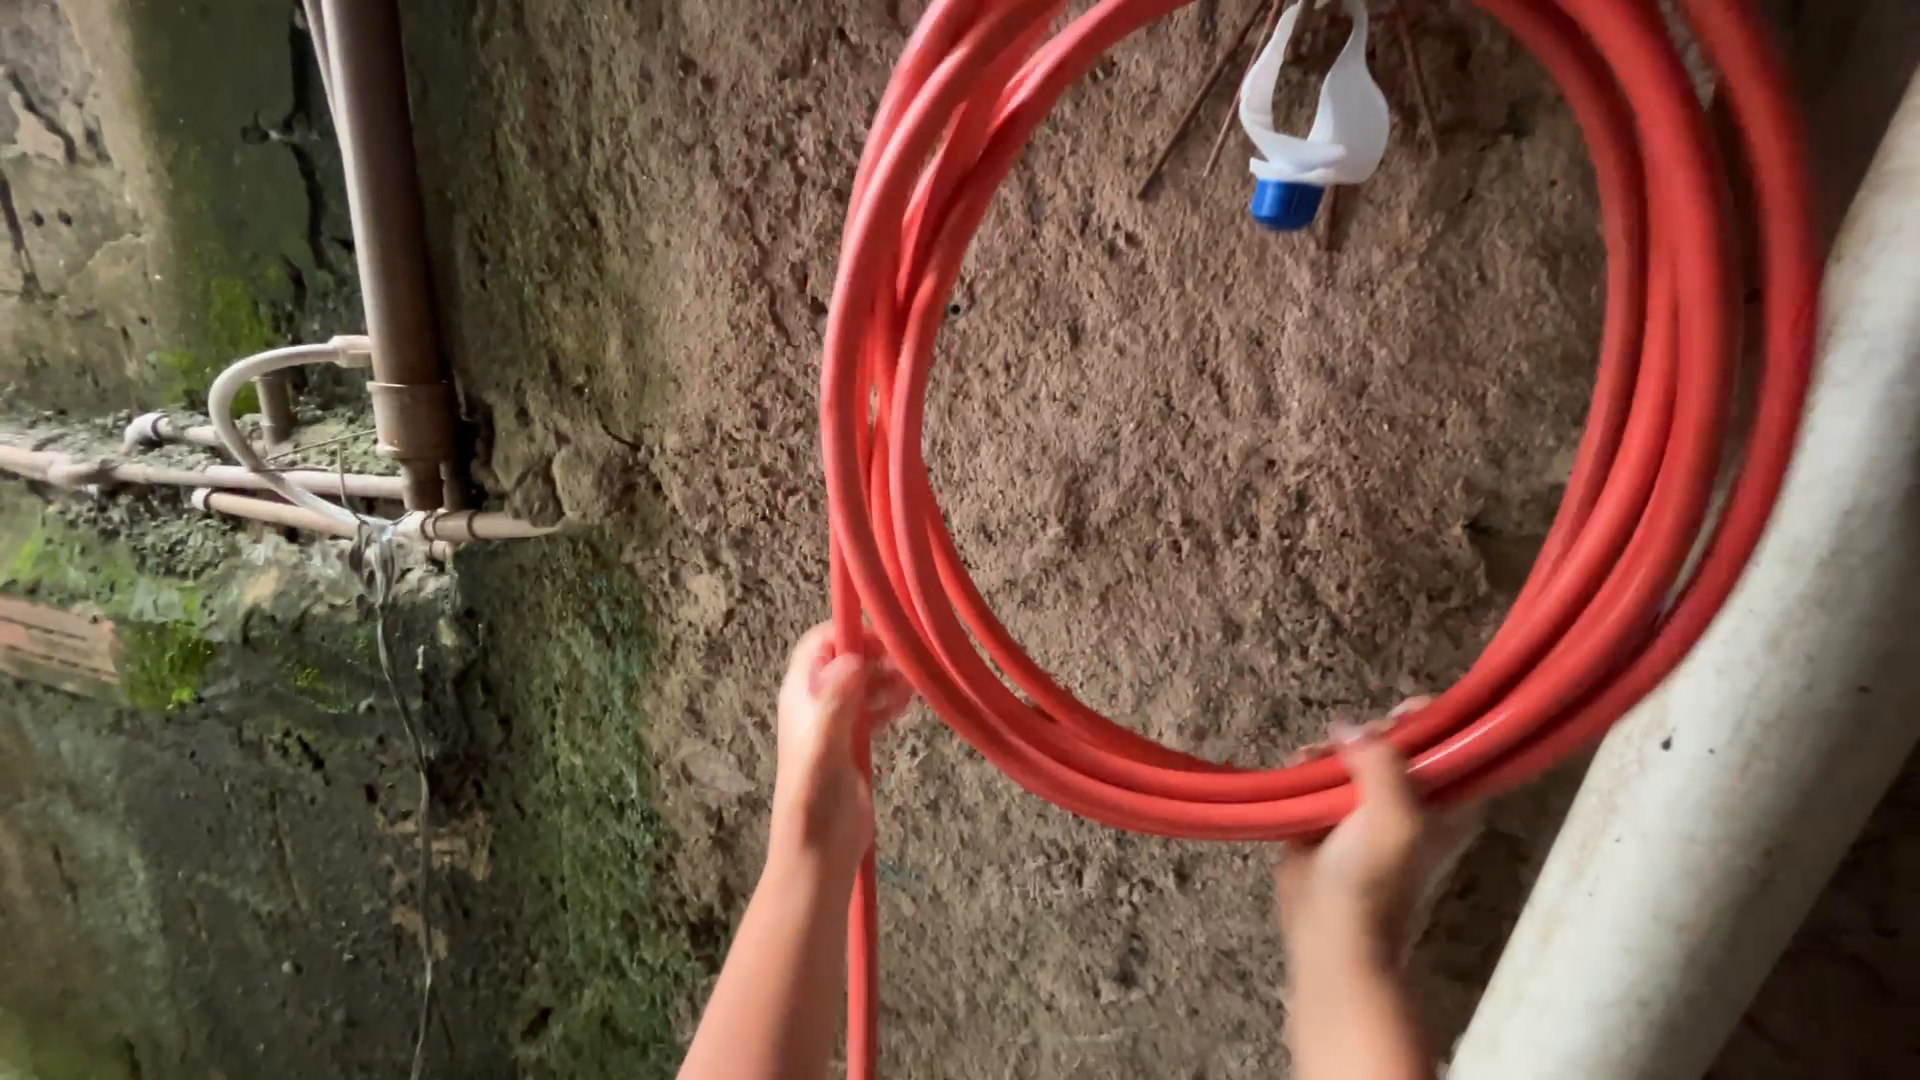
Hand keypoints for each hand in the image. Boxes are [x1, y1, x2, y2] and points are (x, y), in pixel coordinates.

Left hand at [769, 623, 913, 872]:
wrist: (819, 847)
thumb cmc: (814, 793)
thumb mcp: (824, 742)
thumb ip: (836, 699)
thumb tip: (853, 657)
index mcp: (800, 693)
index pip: (820, 642)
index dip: (850, 633)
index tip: (885, 637)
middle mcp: (815, 700)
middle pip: (846, 659)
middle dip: (876, 654)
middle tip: (908, 662)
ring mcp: (834, 721)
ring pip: (863, 682)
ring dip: (887, 676)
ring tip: (914, 683)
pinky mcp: (852, 741)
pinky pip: (872, 707)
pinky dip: (889, 700)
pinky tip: (908, 704)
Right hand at [1275, 705, 1480, 963]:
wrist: (1331, 929)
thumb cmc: (1376, 878)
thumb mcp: (1395, 817)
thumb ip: (1384, 763)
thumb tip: (1349, 728)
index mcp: (1449, 805)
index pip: (1452, 746)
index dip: (1430, 722)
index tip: (1397, 715)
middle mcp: (1412, 801)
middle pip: (1396, 743)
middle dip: (1368, 734)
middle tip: (1348, 742)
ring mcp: (1368, 808)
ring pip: (1353, 754)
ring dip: (1330, 748)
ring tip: (1313, 758)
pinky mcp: (1328, 815)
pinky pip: (1321, 774)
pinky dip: (1308, 765)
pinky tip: (1298, 767)